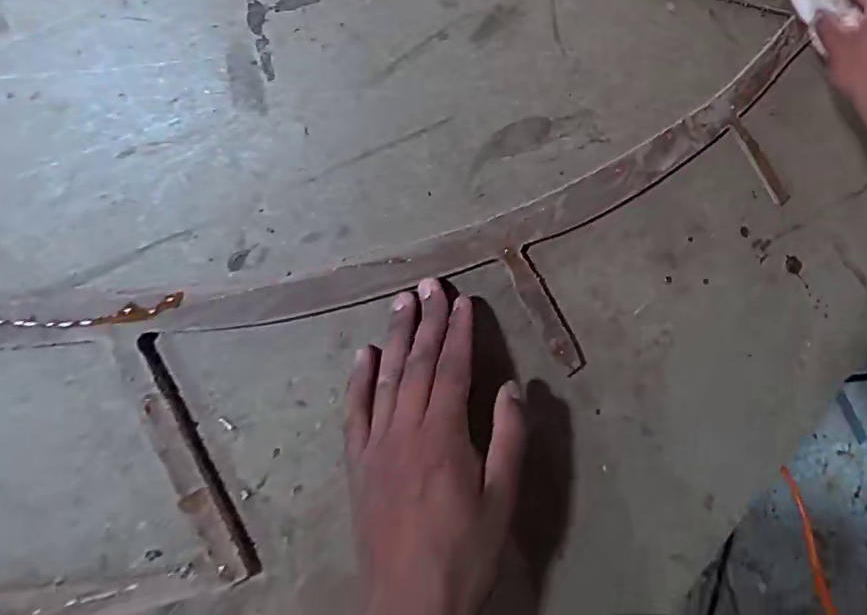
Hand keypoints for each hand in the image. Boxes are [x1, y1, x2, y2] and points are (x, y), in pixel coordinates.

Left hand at [347, 279, 525, 614]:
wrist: (408, 609)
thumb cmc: (465, 550)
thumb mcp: (503, 495)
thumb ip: (509, 436)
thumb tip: (512, 386)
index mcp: (442, 437)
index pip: (451, 369)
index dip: (458, 332)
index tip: (464, 300)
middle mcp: (404, 434)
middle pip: (416, 366)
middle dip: (426, 321)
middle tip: (430, 285)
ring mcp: (375, 451)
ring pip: (385, 382)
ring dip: (395, 339)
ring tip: (402, 303)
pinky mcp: (358, 470)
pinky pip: (355, 416)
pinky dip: (358, 383)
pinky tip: (362, 356)